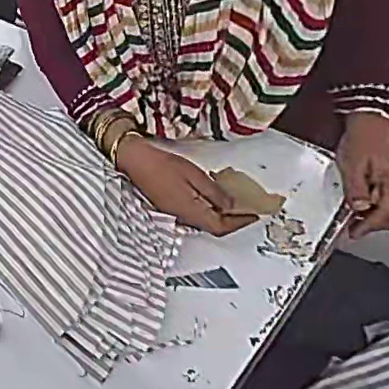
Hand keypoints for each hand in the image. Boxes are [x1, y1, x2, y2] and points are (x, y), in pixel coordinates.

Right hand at [115, 137, 257, 236]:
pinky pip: (194, 215)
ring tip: (233, 204)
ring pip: (203, 222)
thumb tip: (231, 205)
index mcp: (190, 211)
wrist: (134, 161)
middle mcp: (182, 217)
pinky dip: (208, 210)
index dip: (240, 223)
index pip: (221, 226)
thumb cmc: (161, 164)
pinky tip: (211, 198)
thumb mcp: (194, 174)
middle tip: (246, 210)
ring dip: (220, 216)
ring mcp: (174, 214)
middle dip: (232, 221)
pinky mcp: (169, 207)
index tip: (254, 215)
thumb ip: (214, 192)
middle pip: (213, 227)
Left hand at [336, 113, 388, 237]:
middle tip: (350, 225)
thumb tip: (359, 207)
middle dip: (370, 224)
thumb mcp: (351, 166)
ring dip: (374, 218)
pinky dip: (379, 211)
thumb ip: (356, 189)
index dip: (366, 227)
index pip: (385, 216)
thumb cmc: (362, 144)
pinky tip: (366, 205)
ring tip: (356, 212)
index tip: (352, 233)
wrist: (370, 131)